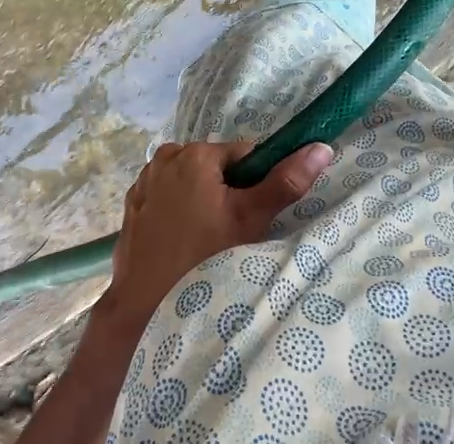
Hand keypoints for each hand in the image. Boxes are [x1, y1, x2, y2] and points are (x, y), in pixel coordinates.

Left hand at [97, 140, 331, 329]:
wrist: (143, 306)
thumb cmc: (201, 257)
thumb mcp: (249, 219)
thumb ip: (285, 182)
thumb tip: (321, 148)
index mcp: (195, 153)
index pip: (245, 156)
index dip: (255, 185)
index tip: (250, 216)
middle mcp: (166, 157)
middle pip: (217, 169)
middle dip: (227, 194)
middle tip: (228, 233)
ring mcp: (145, 181)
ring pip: (192, 183)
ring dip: (202, 202)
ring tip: (204, 241)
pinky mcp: (132, 205)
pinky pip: (168, 198)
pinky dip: (178, 212)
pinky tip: (181, 242)